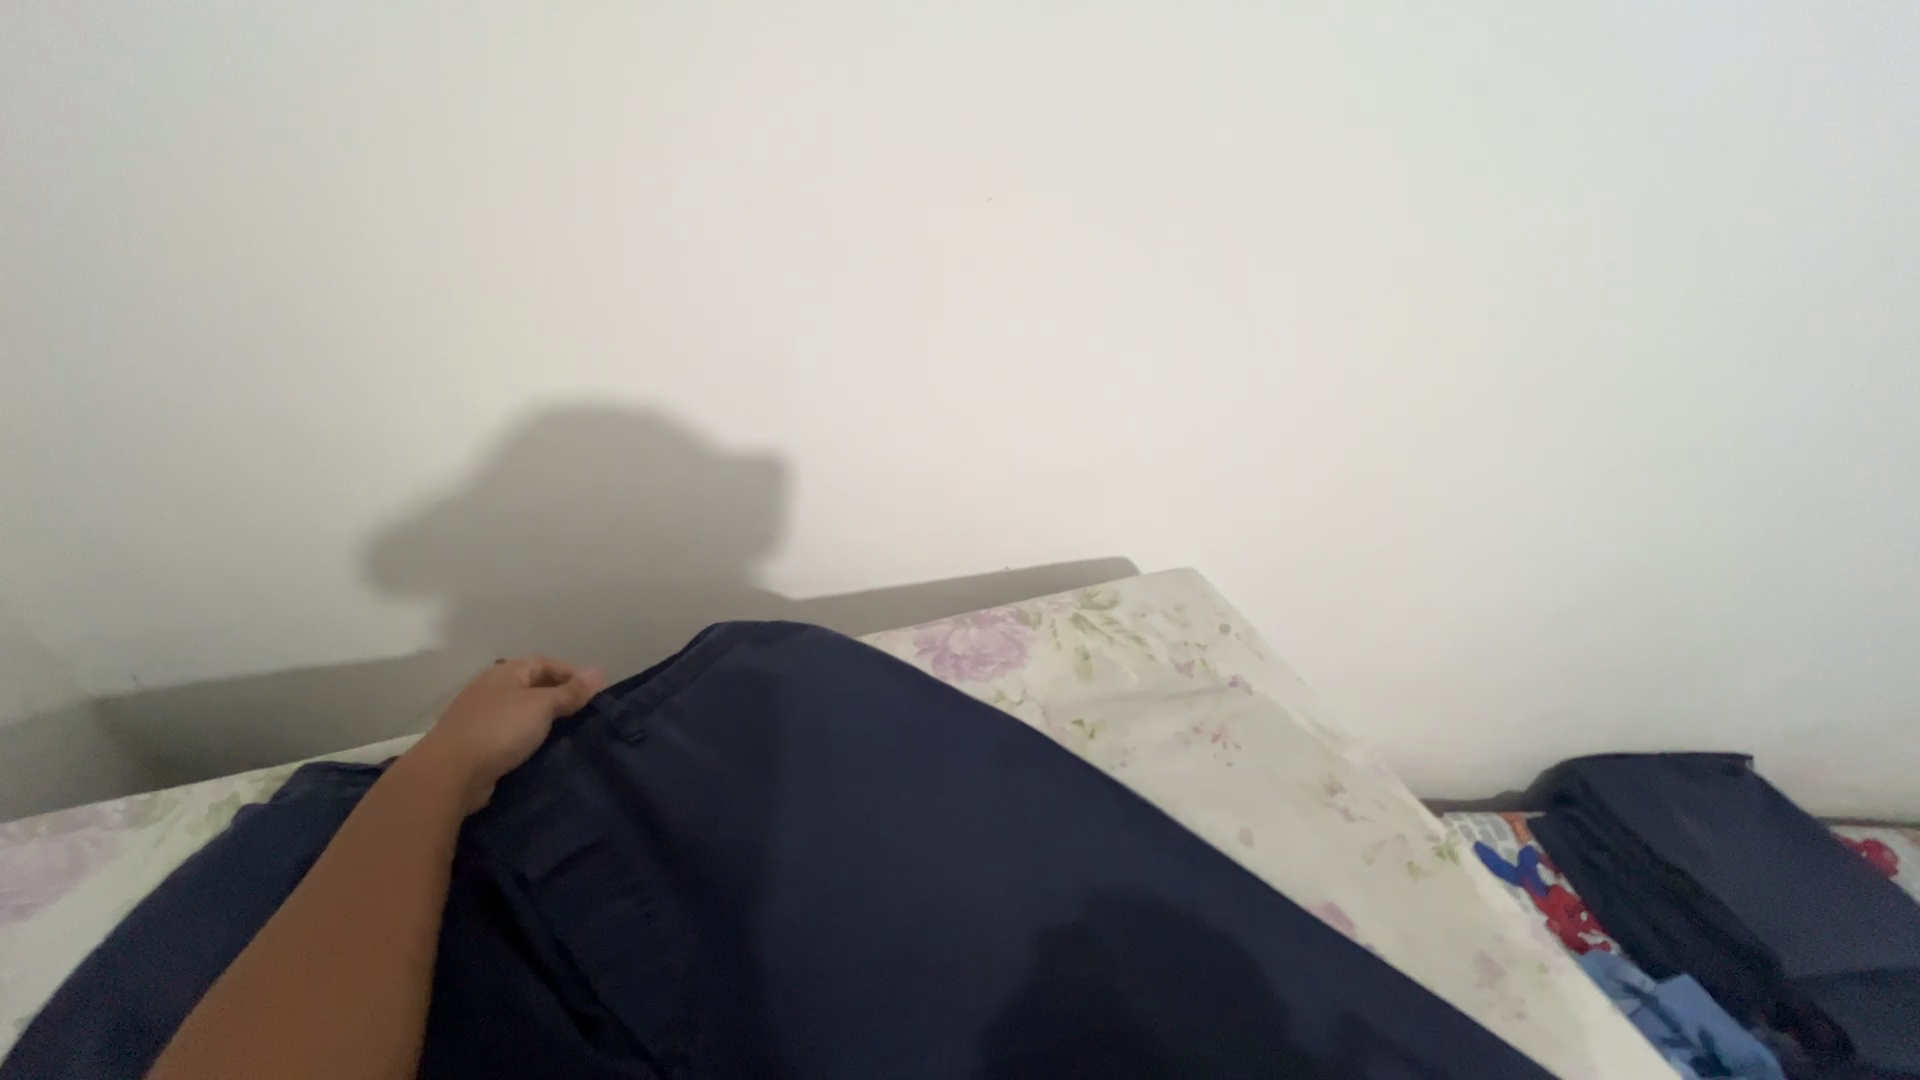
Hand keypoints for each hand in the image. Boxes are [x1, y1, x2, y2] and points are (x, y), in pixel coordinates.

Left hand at [404, 656, 604, 812]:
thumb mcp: (543, 706)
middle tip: (585, 712)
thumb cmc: (500, 729)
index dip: (572, 673)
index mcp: (505, 672)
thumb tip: (600, 672)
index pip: (546, 663)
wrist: (448, 774)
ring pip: (522, 711)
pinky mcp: (476, 743)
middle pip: (533, 686)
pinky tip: (542, 749)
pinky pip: (511, 733)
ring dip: (544, 719)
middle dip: (560, 696)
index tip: (594, 692)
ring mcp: (480, 716)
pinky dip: (528, 737)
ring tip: (569, 731)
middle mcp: (491, 689)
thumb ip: (571, 691)